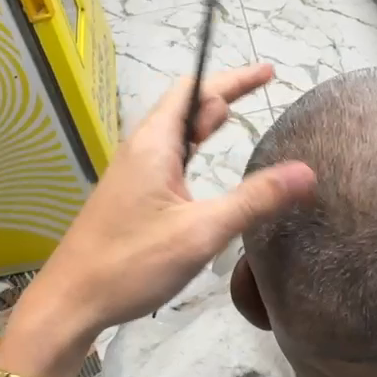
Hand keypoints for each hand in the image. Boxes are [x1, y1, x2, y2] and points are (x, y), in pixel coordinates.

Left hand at [0, 64, 315, 376]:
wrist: (69, 303)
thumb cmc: (132, 263)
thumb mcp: (201, 232)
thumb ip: (254, 200)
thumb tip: (307, 172)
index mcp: (154, 144)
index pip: (195, 90)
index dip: (233, 78)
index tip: (268, 73)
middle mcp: (141, 149)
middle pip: (185, 106)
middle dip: (224, 94)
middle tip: (263, 92)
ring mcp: (132, 172)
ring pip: (174, 132)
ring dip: (206, 121)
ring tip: (237, 117)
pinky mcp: (129, 195)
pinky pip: (167, 156)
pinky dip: (193, 147)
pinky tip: (202, 164)